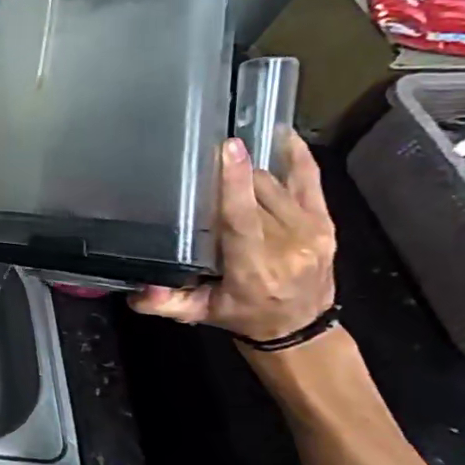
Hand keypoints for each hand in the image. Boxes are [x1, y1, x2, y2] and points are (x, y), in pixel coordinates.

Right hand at [130, 133, 335, 342]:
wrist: (302, 330)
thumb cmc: (244, 315)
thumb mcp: (202, 313)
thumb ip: (169, 303)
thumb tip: (139, 291)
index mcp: (254, 268)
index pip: (243, 218)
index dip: (234, 182)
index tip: (226, 148)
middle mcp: (287, 247)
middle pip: (256, 194)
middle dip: (233, 179)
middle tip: (206, 172)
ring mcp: (311, 233)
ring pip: (274, 184)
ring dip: (250, 175)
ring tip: (230, 168)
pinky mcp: (326, 223)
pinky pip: (310, 179)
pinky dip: (295, 155)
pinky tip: (279, 134)